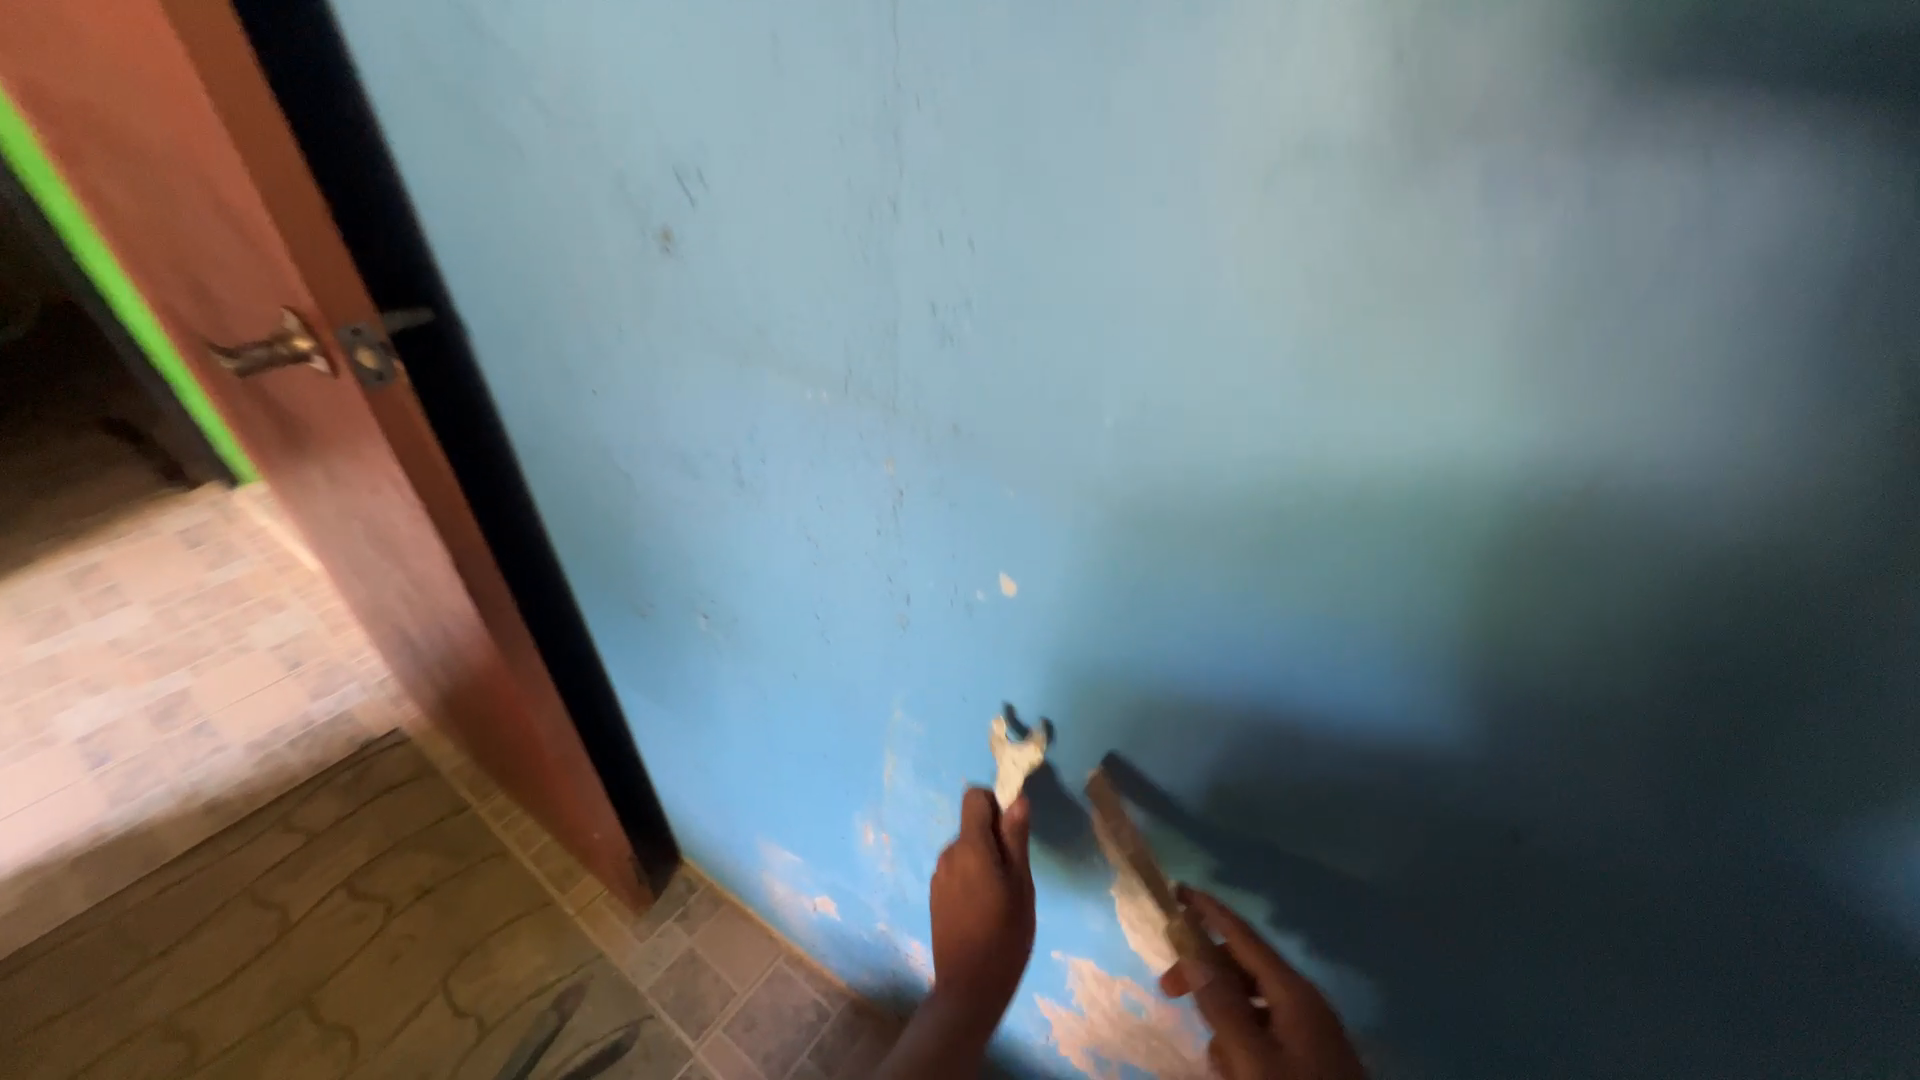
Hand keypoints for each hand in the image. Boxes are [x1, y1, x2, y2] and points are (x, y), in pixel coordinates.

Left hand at [928, 787, 1035, 1018]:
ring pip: (966, 850)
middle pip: (972, 825)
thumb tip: (1017, 798)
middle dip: (994, 838)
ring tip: (1002, 897)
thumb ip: (1016, 838)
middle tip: (1016, 875)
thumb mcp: (1021, 884)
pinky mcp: (935, 895)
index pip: (974, 797)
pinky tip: (984, 910)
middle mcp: (948, 853)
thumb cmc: (1005, 934)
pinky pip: (958, 870)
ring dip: (984, 860)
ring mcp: (938, 875)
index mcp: (969, 846)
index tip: (1014, 832)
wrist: (969, 988)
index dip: (996, 804)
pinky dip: (972, 878)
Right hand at [1160, 886, 1364, 1079]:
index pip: (1242, 935)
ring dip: (1223, 1017)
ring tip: (1214, 1060)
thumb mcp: (1252, 1062)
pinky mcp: (1310, 1057)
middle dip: (1204, 973)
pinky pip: (1264, 1031)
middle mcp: (1303, 1001)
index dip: (1208, 911)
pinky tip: (1233, 1070)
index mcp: (1293, 993)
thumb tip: (1192, 950)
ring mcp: (1309, 1030)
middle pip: (1243, 966)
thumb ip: (1221, 1005)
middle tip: (1166, 989)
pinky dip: (1242, 1041)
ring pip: (1251, 1003)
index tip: (1175, 891)